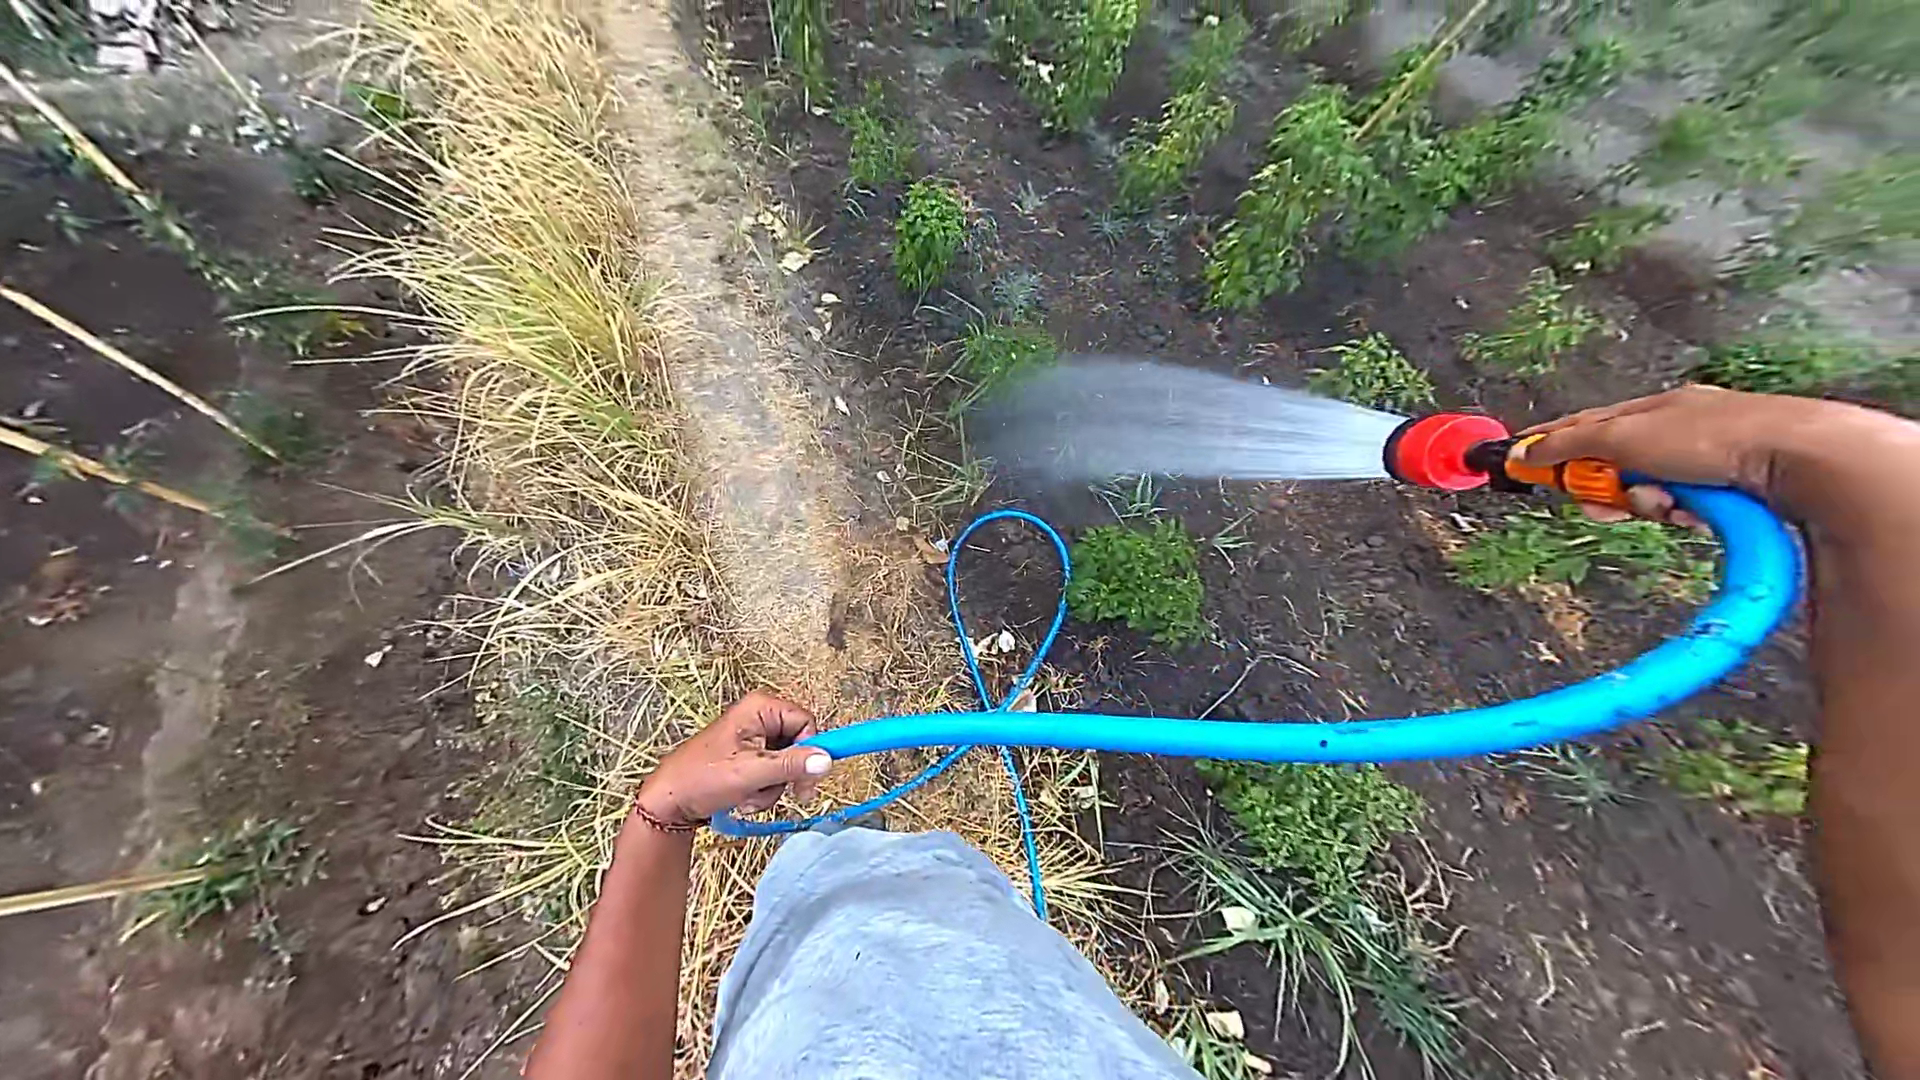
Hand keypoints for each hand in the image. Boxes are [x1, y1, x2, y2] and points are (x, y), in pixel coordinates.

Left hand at [634, 692, 831, 826]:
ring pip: (787, 762)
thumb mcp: (752, 772)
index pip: (806, 722)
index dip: (809, 750)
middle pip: (798, 743)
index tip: (807, 778)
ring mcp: (754, 736)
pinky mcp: (749, 755)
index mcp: (761, 707)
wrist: (668, 802)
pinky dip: (764, 788)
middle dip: (787, 773)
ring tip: (750, 795)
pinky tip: (744, 796)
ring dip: (774, 785)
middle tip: (787, 794)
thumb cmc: (702, 778)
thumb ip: (791, 765)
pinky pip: (772, 771)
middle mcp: (760, 717)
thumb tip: (826, 759)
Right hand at [1513, 385, 1863, 525]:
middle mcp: (1673, 432)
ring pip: (1638, 490)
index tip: (1516, 462)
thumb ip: (1563, 445)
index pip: (1579, 426)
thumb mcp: (1619, 436)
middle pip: (1606, 465)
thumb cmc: (1714, 435)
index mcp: (1649, 410)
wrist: (1804, 460)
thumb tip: (1519, 454)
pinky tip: (1688, 510)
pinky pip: (1671, 507)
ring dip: (1638, 502)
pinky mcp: (1718, 490)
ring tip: (1661, 502)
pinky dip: (1671, 512)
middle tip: (1600, 501)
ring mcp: (1698, 461)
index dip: (1544, 444)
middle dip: (1598, 487)